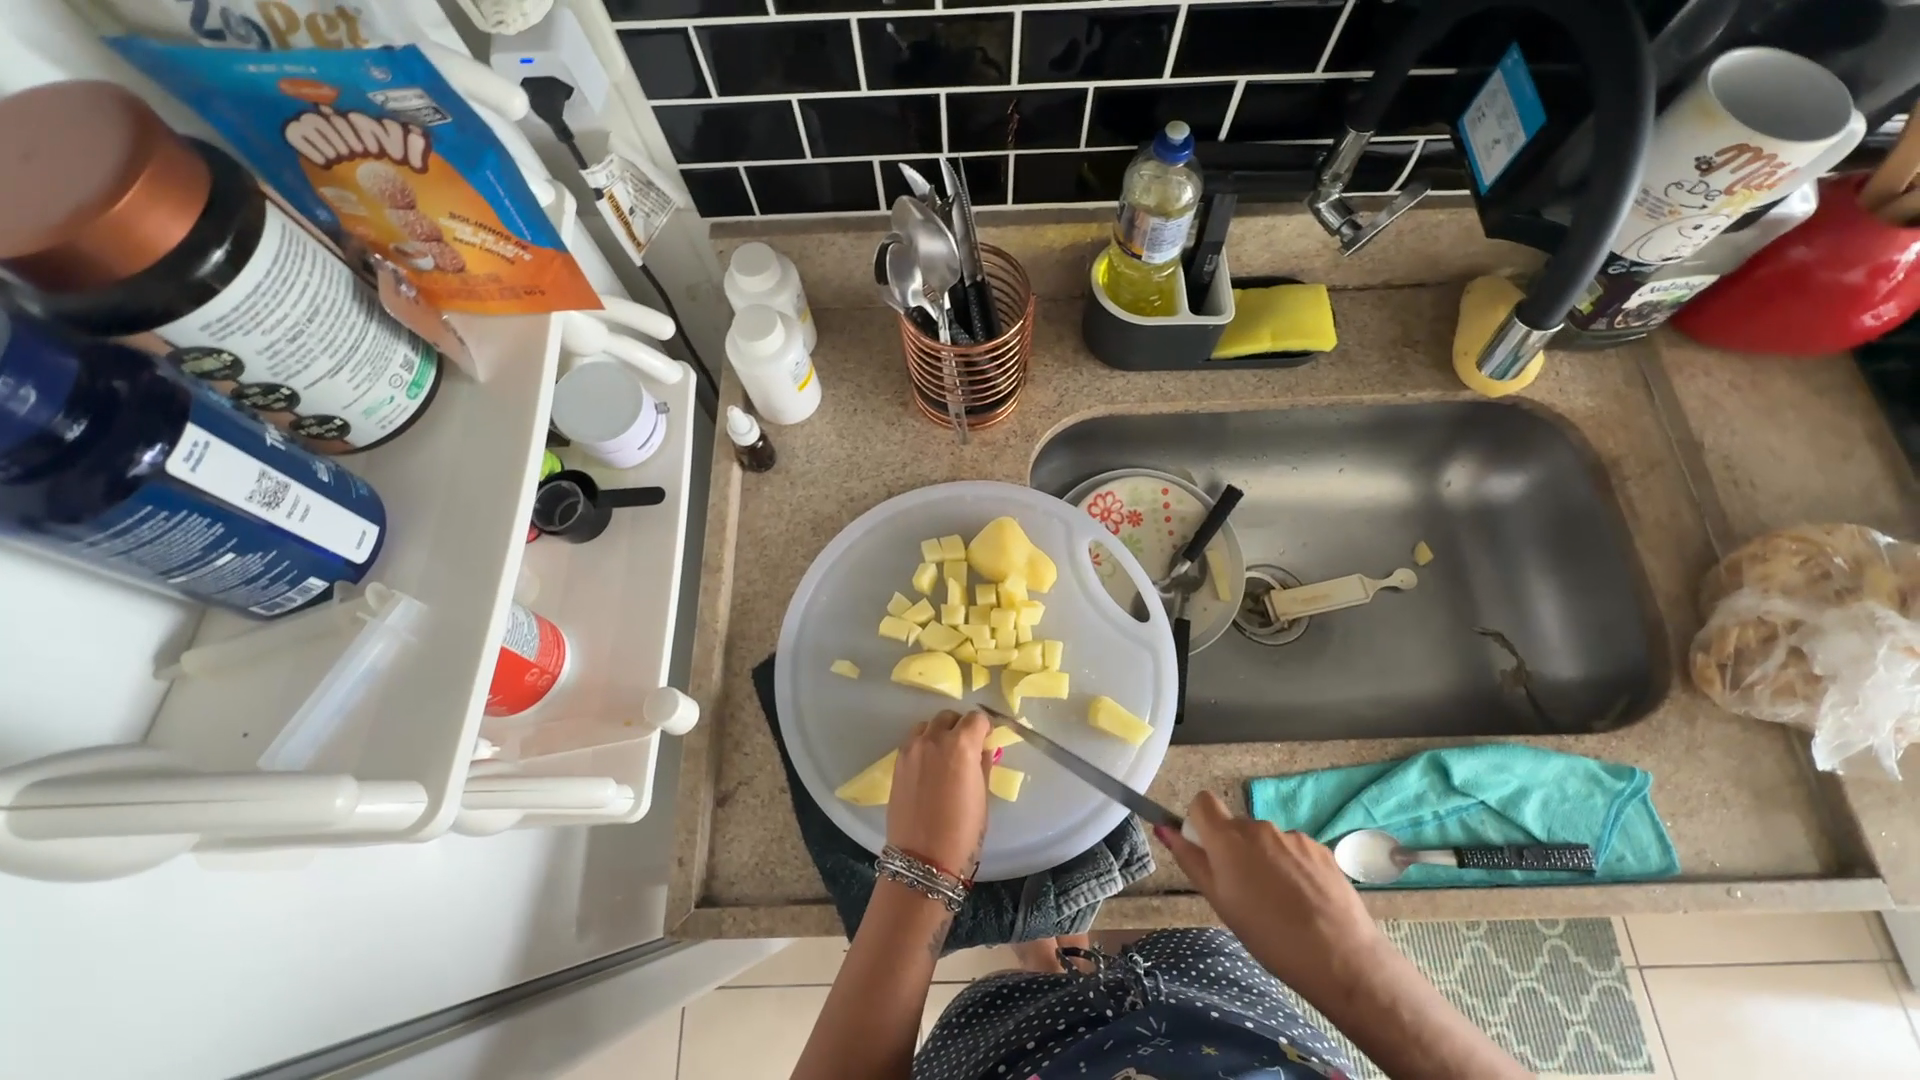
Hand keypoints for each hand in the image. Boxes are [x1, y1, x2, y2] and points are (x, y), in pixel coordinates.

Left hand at [885, 709, 993, 875]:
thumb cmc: (963, 830)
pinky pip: (912, 742)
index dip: (984, 727)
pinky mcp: (896, 763)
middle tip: (966, 747)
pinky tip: (928, 767)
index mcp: (961, 745)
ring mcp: (911, 750)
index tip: (986, 740)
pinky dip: (922, 745)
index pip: (976, 718)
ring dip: (938, 733)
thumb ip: (983, 765)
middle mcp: (934, 739)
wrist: (923, 857)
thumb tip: (983, 750)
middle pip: (948, 717)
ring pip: (926, 726)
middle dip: (960, 726)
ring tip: (944, 755)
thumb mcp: (982, 797)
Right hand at [1156, 791, 1381, 989]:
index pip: (1203, 802)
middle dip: (1234, 849)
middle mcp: (1259, 827)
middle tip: (1243, 892)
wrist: (1340, 956)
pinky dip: (1291, 868)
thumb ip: (1191, 860)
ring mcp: (1293, 836)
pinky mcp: (1321, 849)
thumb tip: (1165, 828)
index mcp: (1229, 838)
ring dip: (1264, 860)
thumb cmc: (1267, 935)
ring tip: (1278, 903)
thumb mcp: (1219, 901)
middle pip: (1236, 826)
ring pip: (1266, 841)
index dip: (1200, 822)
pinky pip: (1293, 851)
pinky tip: (1303, 901)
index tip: (1206, 853)